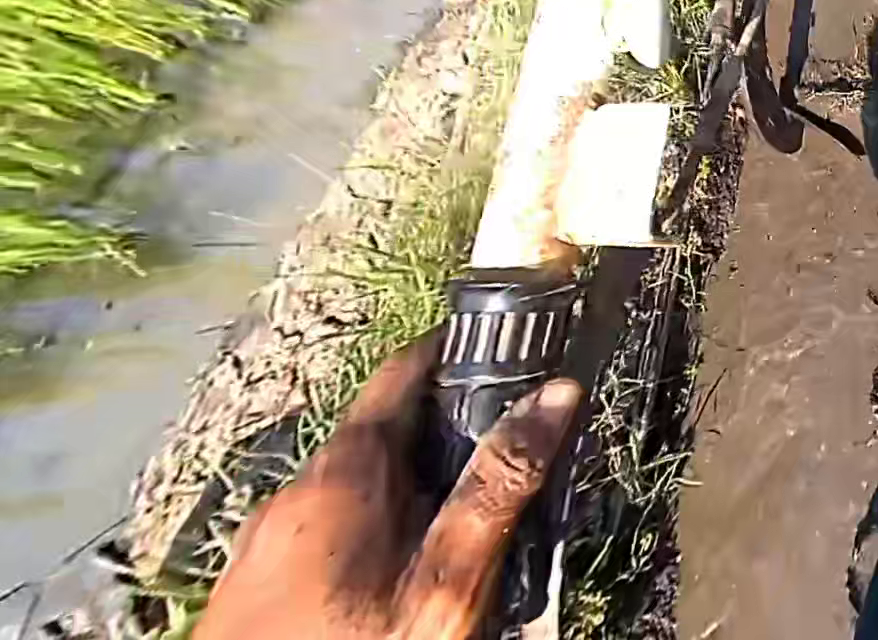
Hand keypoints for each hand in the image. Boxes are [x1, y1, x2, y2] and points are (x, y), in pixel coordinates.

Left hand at [196, 335, 583, 639]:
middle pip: (399, 421)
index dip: (467, 342)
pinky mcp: (270, 582)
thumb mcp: (445, 583)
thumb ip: (500, 483)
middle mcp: (299, 494)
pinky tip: (445, 545)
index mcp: (337, 477)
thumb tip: (562, 388)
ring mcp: (276, 540)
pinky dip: (410, 504)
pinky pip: (355, 513)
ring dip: (442, 465)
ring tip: (503, 491)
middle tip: (536, 431)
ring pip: (380, 470)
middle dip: (470, 414)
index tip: (530, 339)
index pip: (407, 369)